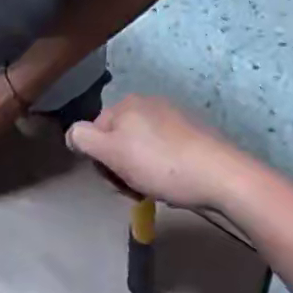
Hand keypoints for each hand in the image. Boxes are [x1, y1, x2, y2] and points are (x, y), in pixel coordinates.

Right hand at [65, 95, 254, 209]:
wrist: (221, 176)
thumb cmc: (161, 164)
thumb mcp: (112, 153)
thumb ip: (84, 139)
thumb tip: (71, 133)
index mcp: (126, 103)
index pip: (96, 132)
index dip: (101, 161)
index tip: (116, 183)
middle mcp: (148, 103)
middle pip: (119, 138)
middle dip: (122, 166)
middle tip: (135, 190)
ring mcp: (173, 116)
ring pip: (142, 146)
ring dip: (142, 169)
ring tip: (157, 190)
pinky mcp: (193, 134)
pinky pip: (165, 150)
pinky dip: (164, 167)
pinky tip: (174, 183)